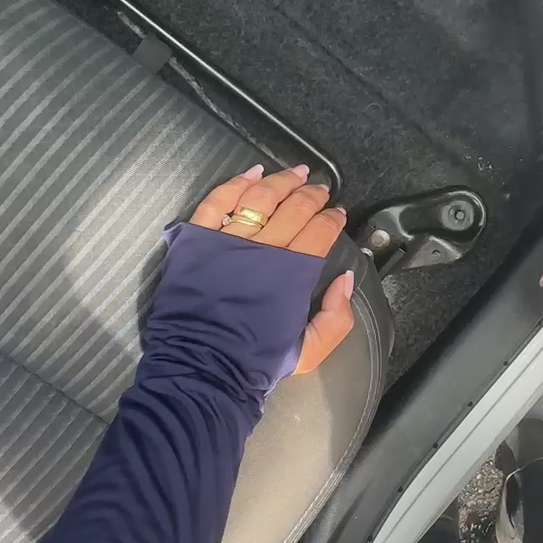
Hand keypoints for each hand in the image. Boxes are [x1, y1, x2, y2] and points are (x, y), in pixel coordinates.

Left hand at [192, 163, 354, 373]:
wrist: (199, 370)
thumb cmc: (255, 361)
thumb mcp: (312, 351)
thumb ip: (338, 316)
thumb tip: (345, 279)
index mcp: (293, 273)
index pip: (320, 230)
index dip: (333, 217)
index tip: (338, 213)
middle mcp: (264, 249)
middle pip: (295, 207)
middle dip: (313, 194)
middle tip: (320, 190)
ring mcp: (228, 241)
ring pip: (261, 196)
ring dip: (282, 180)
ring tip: (295, 173)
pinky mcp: (198, 240)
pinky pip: (218, 201)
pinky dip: (237, 183)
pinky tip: (254, 173)